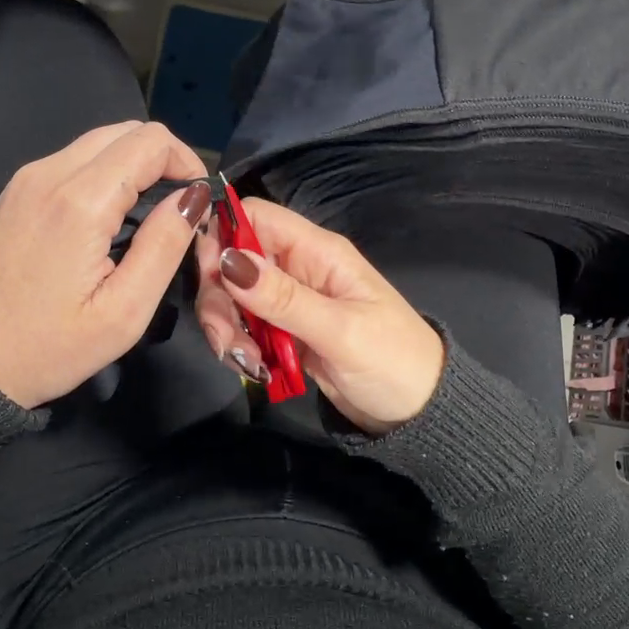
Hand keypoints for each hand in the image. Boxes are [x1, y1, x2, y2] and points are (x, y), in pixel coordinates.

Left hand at [0, 122, 210, 408]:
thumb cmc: (46, 347)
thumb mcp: (123, 313)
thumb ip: (164, 246)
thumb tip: (194, 198)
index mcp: (80, 201)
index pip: (150, 140)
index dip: (187, 162)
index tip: (199, 202)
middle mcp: (49, 173)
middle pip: (124, 130)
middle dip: (162, 159)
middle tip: (178, 208)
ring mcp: (25, 179)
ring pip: (96, 143)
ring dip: (131, 166)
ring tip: (146, 217)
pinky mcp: (12, 192)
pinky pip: (70, 162)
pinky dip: (101, 175)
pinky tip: (107, 219)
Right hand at [195, 199, 443, 434]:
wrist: (418, 411)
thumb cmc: (393, 361)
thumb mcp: (339, 330)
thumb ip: (283, 298)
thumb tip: (228, 259)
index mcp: (317, 251)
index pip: (256, 217)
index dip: (224, 235)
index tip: (210, 276)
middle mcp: (298, 268)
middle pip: (234, 260)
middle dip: (220, 298)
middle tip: (227, 340)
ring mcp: (289, 301)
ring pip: (233, 297)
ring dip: (228, 328)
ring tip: (247, 364)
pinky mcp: (283, 331)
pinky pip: (245, 326)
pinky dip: (240, 346)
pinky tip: (254, 370)